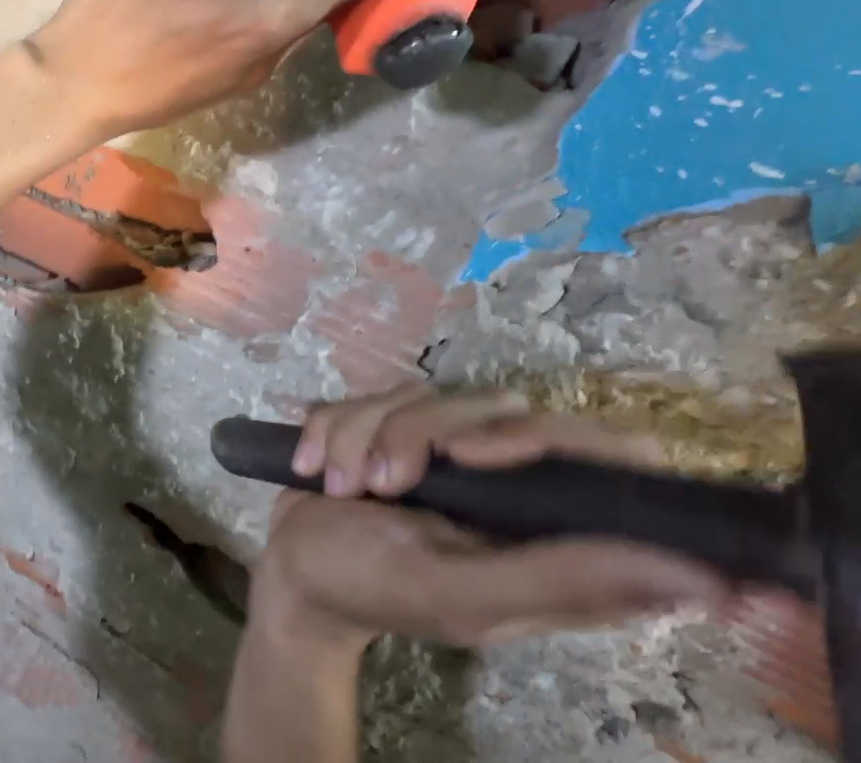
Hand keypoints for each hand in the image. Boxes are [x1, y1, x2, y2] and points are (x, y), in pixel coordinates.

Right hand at [253, 386, 729, 655]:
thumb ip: (557, 581)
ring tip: (337, 486)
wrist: (287, 573)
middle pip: (489, 405)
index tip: (466, 454)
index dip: (536, 436)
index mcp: (543, 525)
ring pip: (415, 395)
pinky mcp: (388, 429)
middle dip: (412, 436)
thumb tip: (703, 582)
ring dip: (358, 437)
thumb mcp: (457, 594)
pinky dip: (329, 428)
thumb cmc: (368, 588)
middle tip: (378, 485)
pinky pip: (365, 395)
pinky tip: (314, 467)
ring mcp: (440, 449)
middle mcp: (501, 479)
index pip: (590, 448)